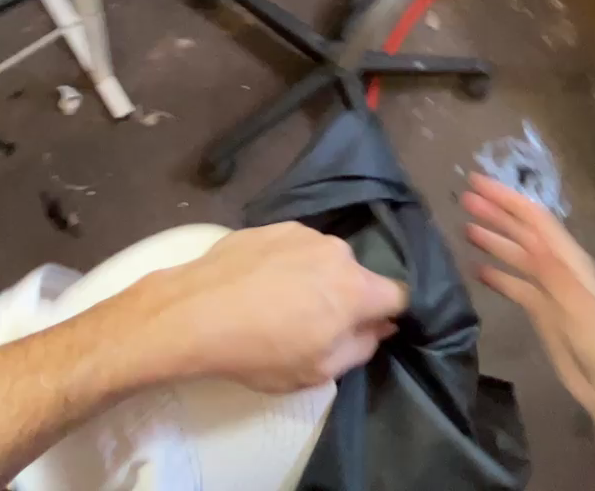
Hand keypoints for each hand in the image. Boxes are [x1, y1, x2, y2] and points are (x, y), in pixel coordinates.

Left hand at [129, 222, 407, 393]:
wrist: (196, 311)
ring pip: (325, 259)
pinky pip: (296, 247)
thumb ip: (360, 347)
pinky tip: (260, 284)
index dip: (391, 314)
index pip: (399, 294)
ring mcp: (304, 232)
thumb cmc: (261, 350)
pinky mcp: (274, 225)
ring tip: (280, 303)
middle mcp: (337, 251)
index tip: (372, 328)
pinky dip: (288, 263)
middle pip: (357, 276)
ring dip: (315, 278)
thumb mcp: (318, 370)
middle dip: (346, 298)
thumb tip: (380, 327)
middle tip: (315, 324)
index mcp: (356, 288)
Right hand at [462, 174, 594, 414]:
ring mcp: (549, 289)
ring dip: (493, 240)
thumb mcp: (579, 304)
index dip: (507, 198)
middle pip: (523, 232)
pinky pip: (514, 285)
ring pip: (516, 256)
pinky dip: (496, 274)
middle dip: (496, 213)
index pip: (534, 218)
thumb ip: (553, 271)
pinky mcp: (542, 311)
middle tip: (465, 199)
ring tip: (465, 227)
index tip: (478, 182)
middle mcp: (558, 267)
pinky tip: (475, 269)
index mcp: (569, 259)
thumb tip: (529, 237)